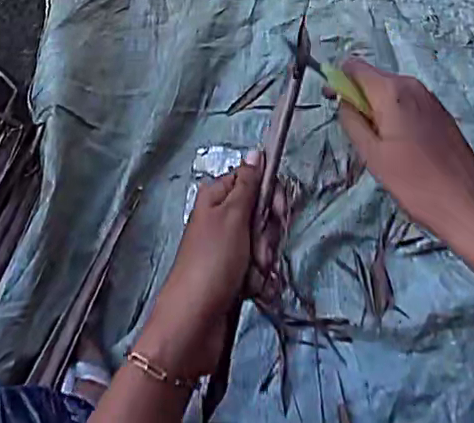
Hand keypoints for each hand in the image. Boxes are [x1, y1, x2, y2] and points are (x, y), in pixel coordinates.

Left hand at [132, 151, 262, 378]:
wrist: (195, 321)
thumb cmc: (212, 261)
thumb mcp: (232, 216)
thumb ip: (248, 183)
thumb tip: (255, 151)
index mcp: (217, 196)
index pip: (254, 181)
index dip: (271, 196)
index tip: (277, 213)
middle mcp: (223, 217)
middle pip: (262, 212)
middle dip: (268, 234)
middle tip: (259, 251)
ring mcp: (229, 247)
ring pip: (264, 242)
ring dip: (265, 259)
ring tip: (252, 275)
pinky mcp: (234, 273)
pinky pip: (259, 267)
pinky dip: (260, 279)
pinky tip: (252, 289)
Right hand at [334, 57, 473, 246]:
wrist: (468, 205)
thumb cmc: (415, 182)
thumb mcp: (372, 154)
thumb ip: (351, 120)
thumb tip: (343, 101)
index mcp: (391, 91)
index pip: (353, 66)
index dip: (338, 80)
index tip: (335, 104)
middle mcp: (411, 85)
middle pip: (373, 78)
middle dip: (359, 98)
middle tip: (359, 134)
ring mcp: (429, 97)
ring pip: (390, 91)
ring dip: (378, 108)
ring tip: (383, 145)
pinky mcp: (440, 111)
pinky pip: (407, 102)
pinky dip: (396, 114)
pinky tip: (403, 146)